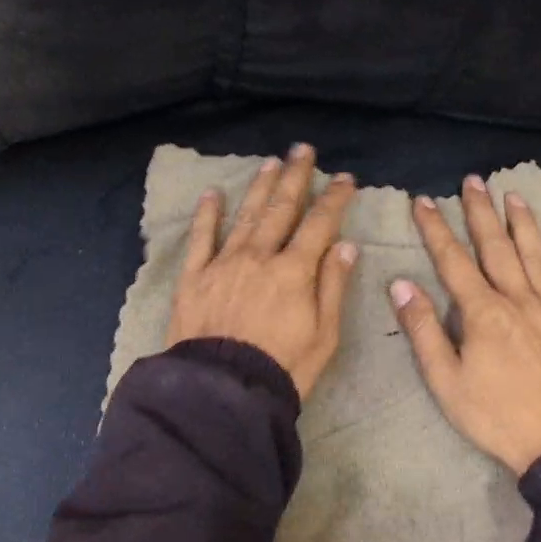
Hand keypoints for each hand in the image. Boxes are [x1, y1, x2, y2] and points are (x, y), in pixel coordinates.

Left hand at [167, 143, 359, 398]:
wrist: (223, 392)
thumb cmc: (283, 369)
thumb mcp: (324, 335)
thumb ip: (332, 286)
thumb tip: (346, 245)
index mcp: (294, 271)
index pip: (319, 224)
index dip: (334, 199)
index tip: (345, 178)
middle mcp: (259, 257)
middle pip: (281, 209)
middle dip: (295, 177)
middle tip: (303, 150)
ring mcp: (224, 264)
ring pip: (245, 216)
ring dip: (259, 187)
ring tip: (271, 163)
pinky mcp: (194, 277)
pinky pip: (201, 238)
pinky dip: (207, 214)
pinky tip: (212, 194)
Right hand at [390, 175, 540, 474]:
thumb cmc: (495, 416)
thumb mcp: (445, 381)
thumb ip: (423, 330)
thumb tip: (401, 285)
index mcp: (483, 312)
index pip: (453, 260)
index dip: (435, 229)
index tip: (423, 202)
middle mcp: (518, 299)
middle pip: (496, 247)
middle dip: (481, 212)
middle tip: (473, 182)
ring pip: (535, 255)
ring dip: (522, 223)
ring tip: (513, 195)